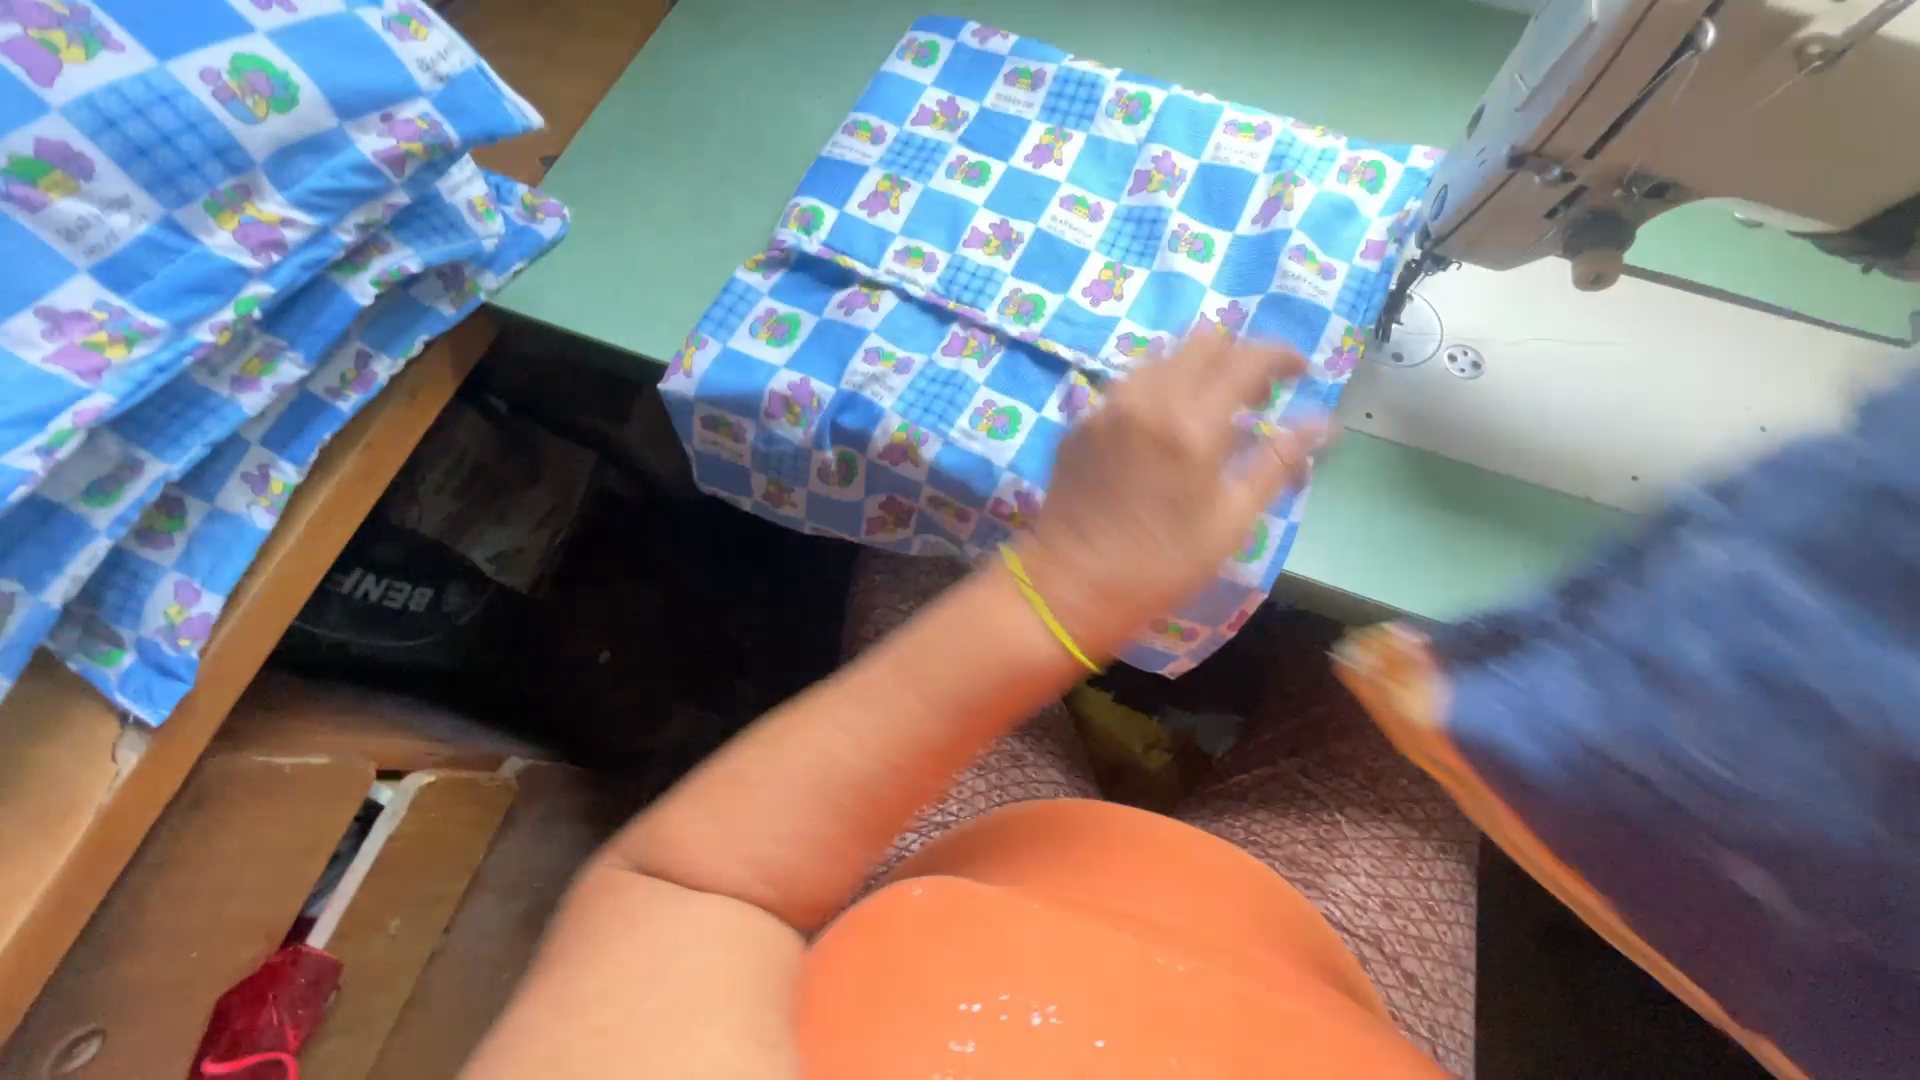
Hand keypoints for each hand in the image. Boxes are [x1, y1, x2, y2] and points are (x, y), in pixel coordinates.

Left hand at [1011, 334, 1325, 657]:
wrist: (1069, 586)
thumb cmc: (1161, 565)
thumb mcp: (1230, 521)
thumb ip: (1276, 463)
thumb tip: (1322, 422)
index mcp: (1191, 424)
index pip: (1248, 358)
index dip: (1282, 355)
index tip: (1301, 371)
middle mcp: (1146, 400)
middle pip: (1201, 342)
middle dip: (1238, 355)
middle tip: (1256, 394)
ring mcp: (1106, 407)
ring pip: (1160, 358)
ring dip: (1194, 369)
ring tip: (1210, 410)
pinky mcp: (1080, 423)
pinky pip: (1126, 386)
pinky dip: (1156, 391)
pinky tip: (1162, 428)